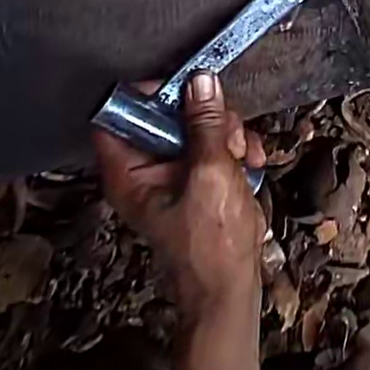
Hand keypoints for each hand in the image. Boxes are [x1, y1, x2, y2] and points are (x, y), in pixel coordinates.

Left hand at [93, 72, 266, 313]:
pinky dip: (235, 148)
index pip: (120, 114)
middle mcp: (147, 170)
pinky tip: (249, 164)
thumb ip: (206, 123)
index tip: (182, 85)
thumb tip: (201, 81)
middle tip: (225, 133)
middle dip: (205, 116)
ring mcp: (175, 173)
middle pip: (168, 113)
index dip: (147, 93)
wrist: (233, 288)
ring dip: (228, 133)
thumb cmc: (211, 245)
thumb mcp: (211, 173)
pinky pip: (214, 144)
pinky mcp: (199, 178)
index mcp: (130, 172)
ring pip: (197, 125)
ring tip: (242, 156)